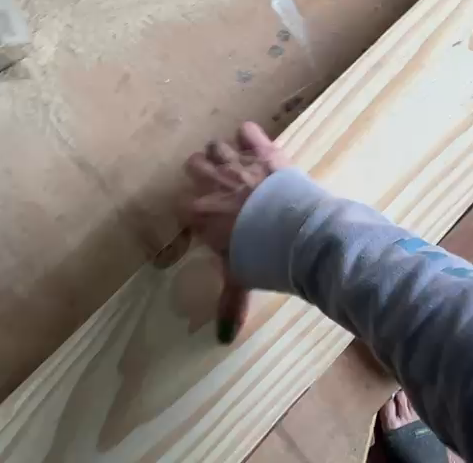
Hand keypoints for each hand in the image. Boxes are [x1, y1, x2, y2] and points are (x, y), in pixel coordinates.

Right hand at [176, 121, 291, 342]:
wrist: (290, 228)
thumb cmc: (259, 255)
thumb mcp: (240, 279)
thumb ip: (229, 304)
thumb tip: (222, 339)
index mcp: (201, 214)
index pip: (181, 205)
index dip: (190, 207)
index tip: (199, 214)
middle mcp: (214, 185)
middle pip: (193, 165)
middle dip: (200, 170)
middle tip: (211, 180)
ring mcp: (238, 163)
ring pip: (217, 145)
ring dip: (222, 151)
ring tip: (229, 158)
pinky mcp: (263, 150)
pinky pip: (250, 132)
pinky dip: (249, 133)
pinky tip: (251, 135)